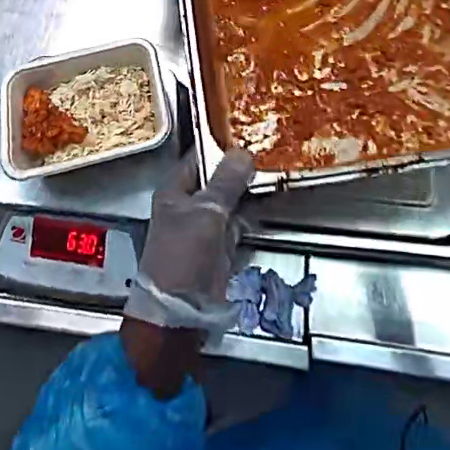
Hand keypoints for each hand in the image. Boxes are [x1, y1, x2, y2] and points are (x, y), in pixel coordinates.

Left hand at [124, 149, 254, 332]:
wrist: (179, 315)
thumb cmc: (183, 258)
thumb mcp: (206, 214)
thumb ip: (225, 183)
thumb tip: (243, 153)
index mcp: (174, 191)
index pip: (199, 157)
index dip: (221, 145)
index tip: (249, 134)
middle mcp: (188, 205)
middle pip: (217, 179)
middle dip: (240, 170)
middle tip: (269, 152)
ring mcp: (203, 227)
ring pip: (230, 201)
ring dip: (249, 192)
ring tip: (275, 174)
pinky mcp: (218, 248)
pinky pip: (237, 224)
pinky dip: (251, 216)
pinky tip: (271, 204)